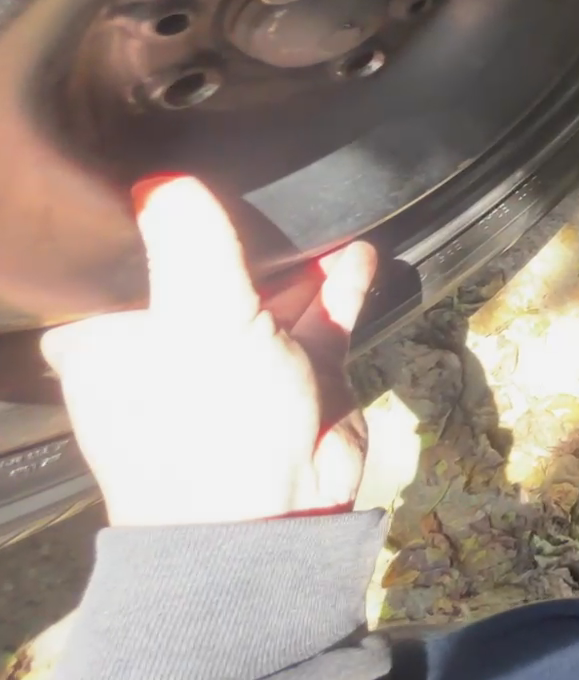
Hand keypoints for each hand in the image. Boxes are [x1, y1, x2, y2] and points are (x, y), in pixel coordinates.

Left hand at [40, 177, 376, 526]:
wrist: (277, 502)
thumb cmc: (209, 417)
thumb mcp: (201, 324)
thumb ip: (191, 251)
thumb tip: (163, 180)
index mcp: (118, 339)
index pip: (127, 266)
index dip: (155, 226)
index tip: (188, 178)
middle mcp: (179, 340)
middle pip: (213, 271)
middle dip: (246, 237)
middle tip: (272, 183)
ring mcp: (248, 353)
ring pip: (278, 288)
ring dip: (304, 258)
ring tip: (328, 213)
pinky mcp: (306, 363)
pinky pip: (325, 310)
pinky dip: (342, 282)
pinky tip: (358, 251)